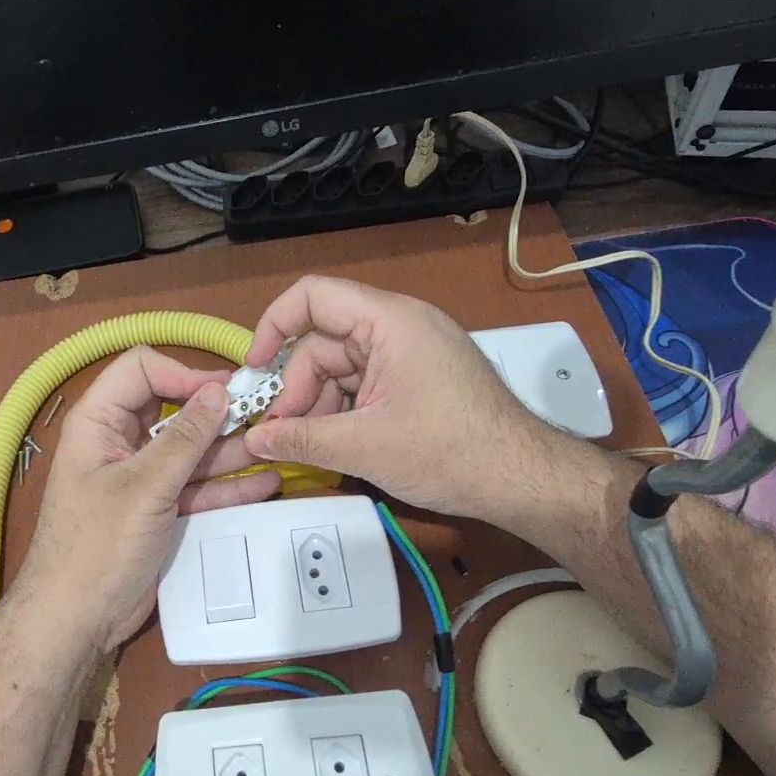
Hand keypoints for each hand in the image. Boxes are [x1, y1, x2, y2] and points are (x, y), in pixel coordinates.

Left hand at [14, 347, 280, 651]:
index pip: (142, 370)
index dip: (183, 373)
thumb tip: (219, 391)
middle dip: (216, 412)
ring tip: (275, 445)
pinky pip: (196, 486)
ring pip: (191, 450)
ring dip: (229, 449)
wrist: (77, 619)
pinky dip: (226, 485)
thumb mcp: (145, 487)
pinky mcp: (160, 509)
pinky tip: (265, 482)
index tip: (226, 390)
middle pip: (173, 409)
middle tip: (264, 413)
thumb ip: (185, 439)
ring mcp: (142, 477)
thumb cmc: (98, 546)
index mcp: (99, 422)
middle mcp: (120, 442)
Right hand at [242, 275, 588, 530]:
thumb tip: (252, 440)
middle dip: (298, 387)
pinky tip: (336, 445)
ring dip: (319, 405)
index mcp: (389, 321)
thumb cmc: (449, 452)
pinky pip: (364, 385)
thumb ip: (301, 439)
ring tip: (310, 447)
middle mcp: (399, 326)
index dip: (274, 326)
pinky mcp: (417, 378)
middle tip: (281, 433)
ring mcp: (411, 353)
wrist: (523, 479)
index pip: (313, 296)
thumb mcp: (365, 446)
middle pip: (324, 341)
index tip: (255, 370)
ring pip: (341, 368)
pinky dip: (344, 411)